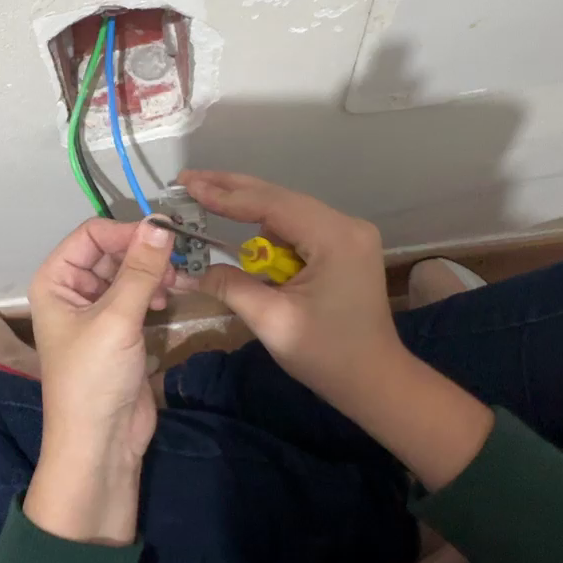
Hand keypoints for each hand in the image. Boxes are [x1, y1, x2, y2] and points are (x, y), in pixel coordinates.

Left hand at [22, 216, 178, 544]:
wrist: (100, 443)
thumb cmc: (95, 378)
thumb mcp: (117, 319)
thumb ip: (141, 270)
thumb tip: (162, 225)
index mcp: (55, 281)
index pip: (91, 235)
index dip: (126, 232)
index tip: (164, 238)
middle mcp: (71, 290)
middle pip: (111, 251)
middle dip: (144, 253)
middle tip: (178, 263)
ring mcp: (95, 310)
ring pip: (127, 272)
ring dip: (153, 272)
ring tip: (177, 284)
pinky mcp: (119, 330)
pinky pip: (137, 295)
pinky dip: (155, 291)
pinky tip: (169, 300)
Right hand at [176, 170, 407, 410]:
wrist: (374, 381)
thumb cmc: (327, 354)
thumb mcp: (271, 321)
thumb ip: (230, 286)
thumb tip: (192, 269)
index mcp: (335, 238)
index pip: (271, 205)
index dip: (225, 195)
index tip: (188, 186)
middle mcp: (346, 225)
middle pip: (279, 198)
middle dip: (231, 190)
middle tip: (188, 181)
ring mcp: (347, 235)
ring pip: (285, 211)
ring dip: (247, 212)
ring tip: (206, 205)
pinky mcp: (343, 248)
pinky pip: (296, 229)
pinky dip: (267, 231)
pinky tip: (243, 239)